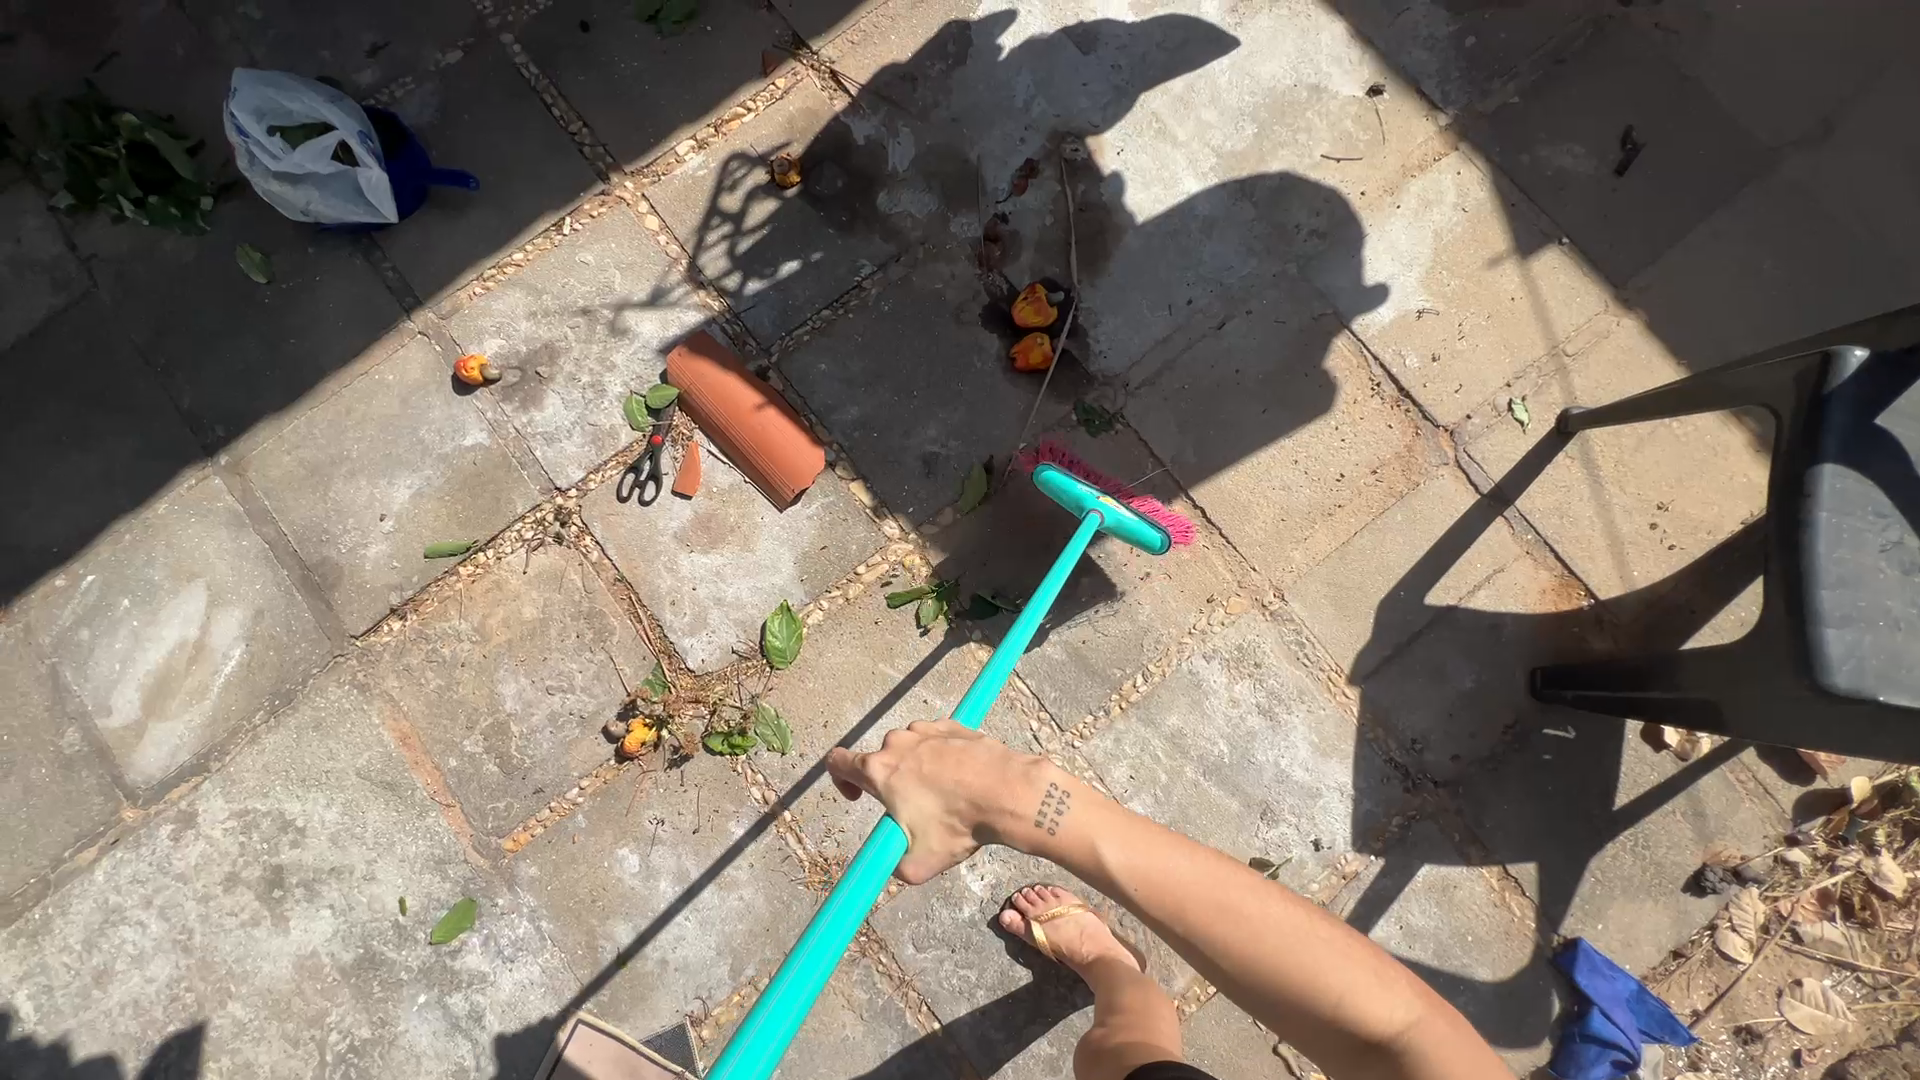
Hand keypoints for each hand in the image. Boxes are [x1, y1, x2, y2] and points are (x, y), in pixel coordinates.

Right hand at [825, 720, 1058, 883]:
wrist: (1006, 792)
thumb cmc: (958, 824)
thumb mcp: (917, 864)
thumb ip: (893, 865)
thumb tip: (894, 864)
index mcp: (879, 770)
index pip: (838, 762)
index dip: (841, 780)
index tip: (859, 796)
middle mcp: (897, 742)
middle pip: (880, 758)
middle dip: (891, 781)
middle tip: (915, 808)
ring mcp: (926, 730)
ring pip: (910, 747)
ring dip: (917, 766)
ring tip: (943, 794)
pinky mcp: (952, 725)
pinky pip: (936, 739)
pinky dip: (941, 754)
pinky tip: (960, 777)